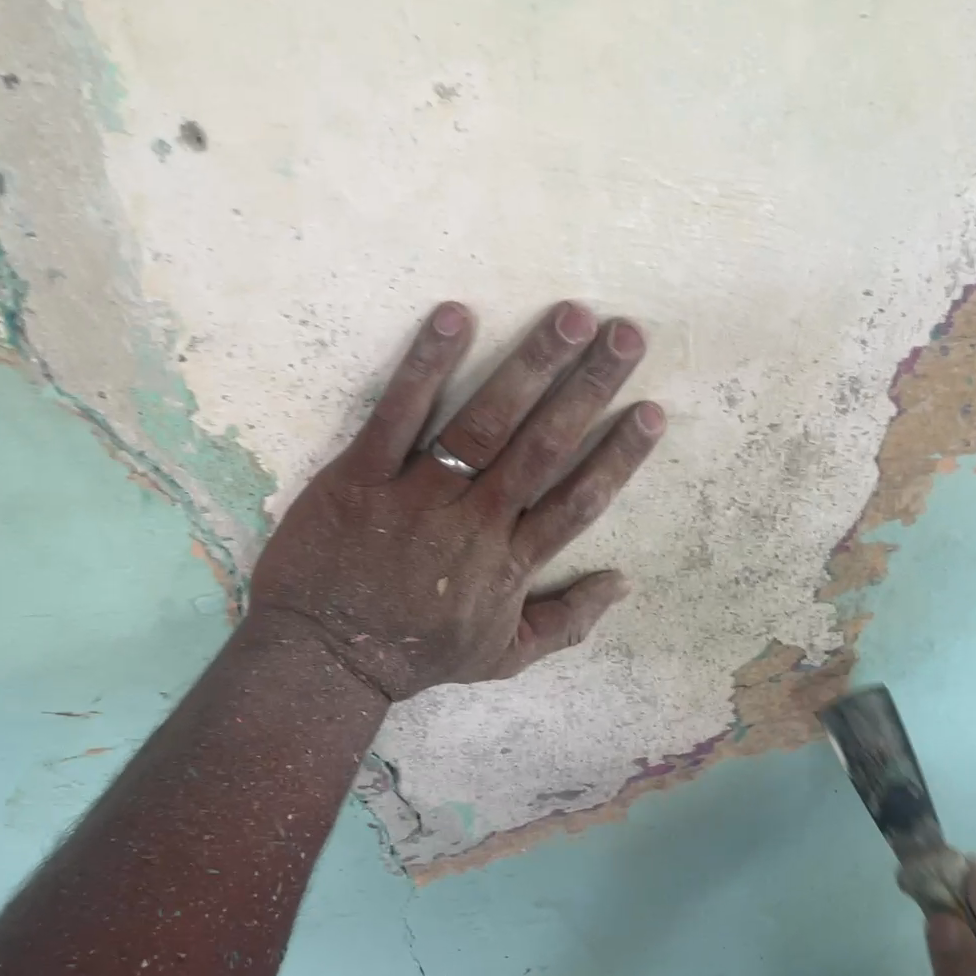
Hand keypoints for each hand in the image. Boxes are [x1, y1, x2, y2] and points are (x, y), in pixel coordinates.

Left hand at [249, 300, 665, 701]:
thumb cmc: (418, 653)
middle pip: (544, 446)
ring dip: (530, 366)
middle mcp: (477, 522)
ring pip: (485, 423)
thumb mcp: (505, 657)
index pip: (580, 500)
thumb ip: (568, 621)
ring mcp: (419, 496)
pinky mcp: (361, 477)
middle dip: (590, 388)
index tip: (653, 411)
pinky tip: (456, 317)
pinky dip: (426, 367)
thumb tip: (624, 583)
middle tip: (626, 336)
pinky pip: (398, 415)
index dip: (620, 454)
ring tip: (569, 316)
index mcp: (513, 562)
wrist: (323, 660)